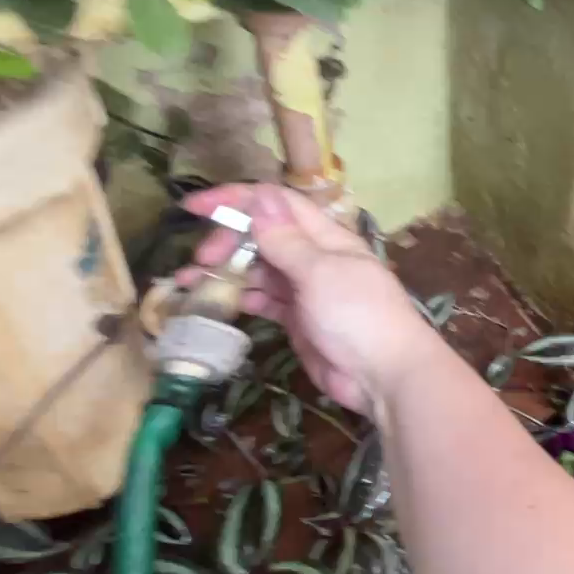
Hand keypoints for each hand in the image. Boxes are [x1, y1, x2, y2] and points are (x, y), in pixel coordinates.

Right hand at [177, 184, 441, 414]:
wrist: (382, 372)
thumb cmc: (358, 315)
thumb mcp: (321, 272)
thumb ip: (288, 241)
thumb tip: (261, 200)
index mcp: (330, 238)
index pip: (281, 204)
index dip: (239, 200)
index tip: (194, 207)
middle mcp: (318, 258)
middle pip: (266, 235)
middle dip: (229, 239)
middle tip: (202, 260)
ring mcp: (308, 288)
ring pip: (260, 268)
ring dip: (226, 270)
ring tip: (191, 281)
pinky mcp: (299, 317)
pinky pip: (263, 298)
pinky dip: (241, 296)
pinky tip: (219, 303)